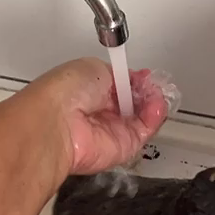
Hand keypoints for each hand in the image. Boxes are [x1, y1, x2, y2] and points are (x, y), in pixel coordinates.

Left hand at [24, 58, 174, 175]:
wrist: (58, 123)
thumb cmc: (64, 92)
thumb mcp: (95, 68)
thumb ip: (119, 74)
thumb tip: (133, 77)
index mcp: (90, 90)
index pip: (120, 85)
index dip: (135, 79)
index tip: (145, 75)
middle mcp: (101, 111)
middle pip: (134, 101)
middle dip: (147, 90)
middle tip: (152, 83)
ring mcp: (113, 129)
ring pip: (144, 116)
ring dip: (154, 102)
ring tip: (155, 93)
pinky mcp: (125, 146)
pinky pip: (147, 130)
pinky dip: (156, 116)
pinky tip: (156, 105)